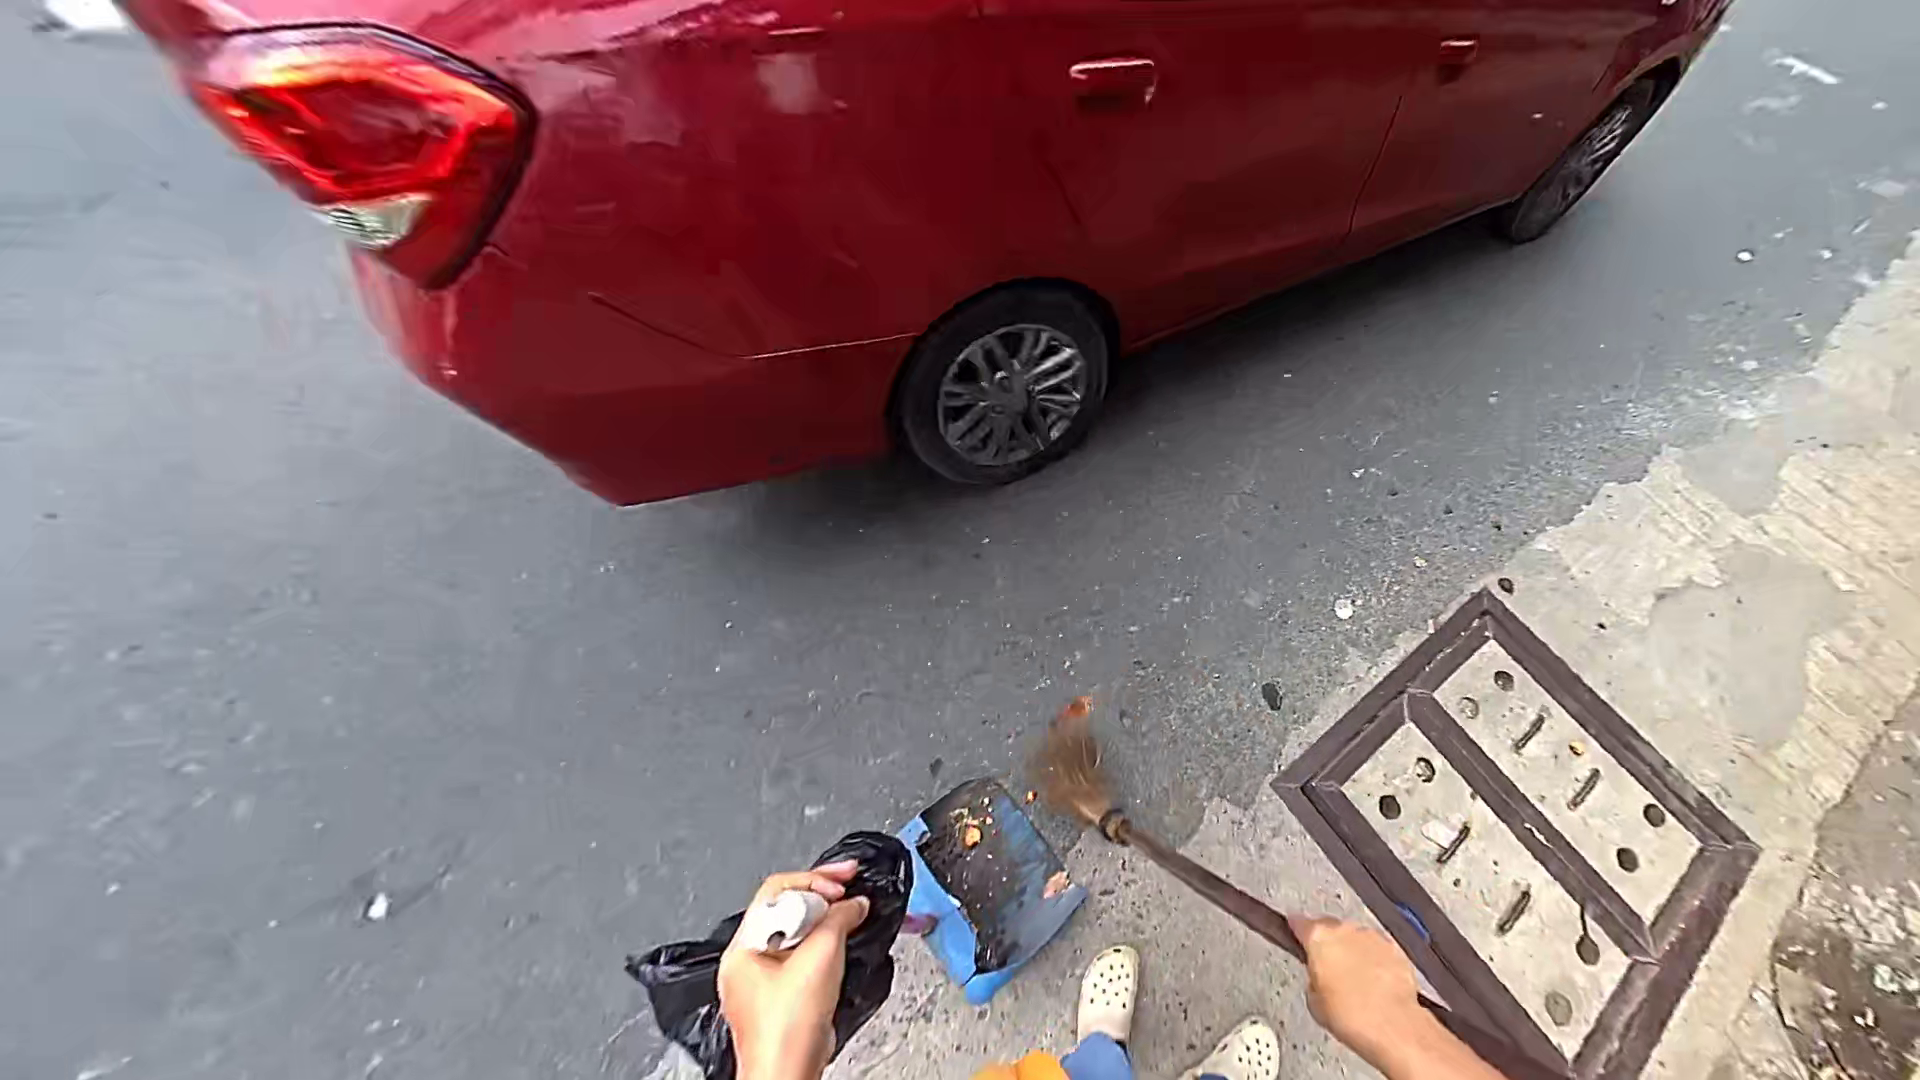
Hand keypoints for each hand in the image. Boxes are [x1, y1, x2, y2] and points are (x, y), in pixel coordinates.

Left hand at [719, 862, 870, 1079]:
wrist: (790, 1079)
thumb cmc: (789, 1029)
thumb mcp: (822, 955)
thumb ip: (840, 917)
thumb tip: (855, 903)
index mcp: (743, 948)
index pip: (777, 891)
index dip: (812, 881)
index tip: (841, 883)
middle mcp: (747, 962)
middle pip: (785, 909)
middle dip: (820, 896)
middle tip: (848, 886)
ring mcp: (762, 981)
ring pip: (795, 932)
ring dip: (824, 919)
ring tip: (849, 912)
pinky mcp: (780, 997)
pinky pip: (800, 955)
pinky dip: (823, 943)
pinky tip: (841, 941)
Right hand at [1287, 916, 1423, 1063]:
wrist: (1395, 1030)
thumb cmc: (1353, 1017)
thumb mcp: (1314, 1002)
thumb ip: (1311, 978)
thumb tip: (1318, 980)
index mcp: (1316, 936)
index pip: (1297, 921)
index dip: (1295, 930)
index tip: (1295, 936)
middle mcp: (1342, 929)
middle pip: (1328, 927)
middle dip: (1328, 944)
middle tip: (1331, 971)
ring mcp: (1370, 938)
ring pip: (1355, 937)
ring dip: (1353, 951)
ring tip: (1358, 981)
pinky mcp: (1394, 951)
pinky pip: (1379, 950)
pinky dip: (1377, 961)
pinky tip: (1378, 983)